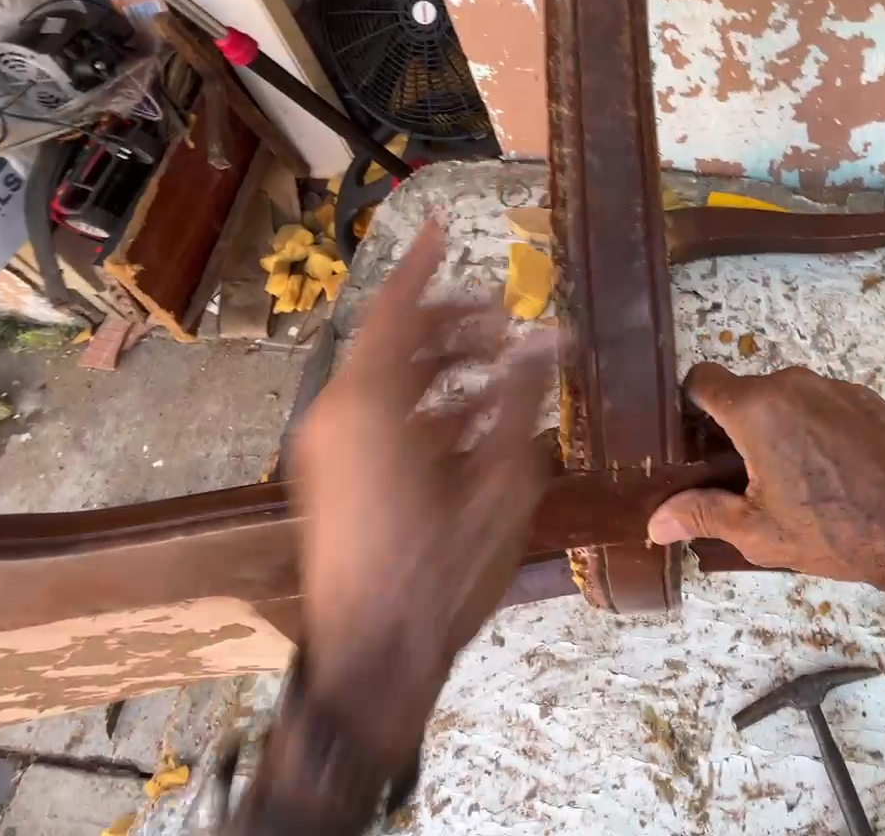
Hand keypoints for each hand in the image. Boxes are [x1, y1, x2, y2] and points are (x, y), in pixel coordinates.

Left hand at [288, 222, 556, 756]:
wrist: (374, 657)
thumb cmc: (443, 566)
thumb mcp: (499, 478)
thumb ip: (520, 398)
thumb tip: (552, 338)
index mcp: (371, 404)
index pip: (395, 310)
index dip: (423, 266)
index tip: (444, 227)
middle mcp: (340, 414)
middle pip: (399, 342)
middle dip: (456, 322)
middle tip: (509, 317)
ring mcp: (332, 447)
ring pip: (392, 379)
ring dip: (447, 365)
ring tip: (506, 363)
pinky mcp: (336, 474)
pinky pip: (383, 416)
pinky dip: (427, 404)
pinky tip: (478, 414)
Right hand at [646, 364, 884, 589]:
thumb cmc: (837, 531)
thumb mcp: (760, 533)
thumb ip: (703, 515)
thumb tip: (655, 521)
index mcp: (757, 409)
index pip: (702, 378)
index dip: (690, 404)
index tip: (695, 438)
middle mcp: (794, 384)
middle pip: (747, 393)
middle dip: (739, 427)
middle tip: (748, 476)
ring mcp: (836, 387)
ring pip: (789, 398)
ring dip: (782, 428)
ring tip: (798, 479)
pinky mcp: (869, 398)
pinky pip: (826, 404)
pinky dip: (819, 428)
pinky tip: (839, 472)